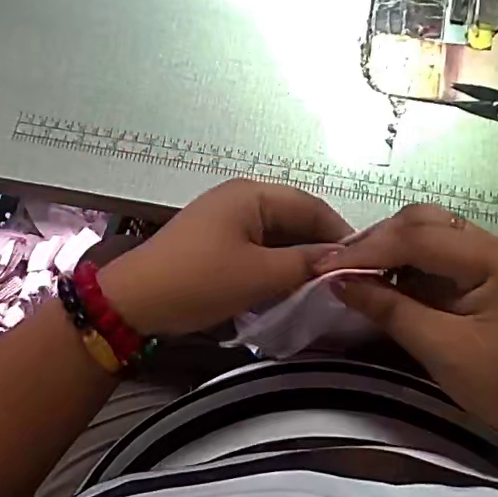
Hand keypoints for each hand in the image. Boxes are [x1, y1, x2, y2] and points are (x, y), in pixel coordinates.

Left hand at [99, 179, 352, 335]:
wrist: (134, 301)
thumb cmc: (198, 281)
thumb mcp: (259, 275)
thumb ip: (305, 263)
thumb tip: (342, 260)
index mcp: (252, 194)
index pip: (311, 205)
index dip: (340, 233)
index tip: (363, 262)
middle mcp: (241, 199)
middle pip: (295, 218)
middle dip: (320, 247)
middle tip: (345, 278)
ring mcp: (226, 220)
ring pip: (277, 235)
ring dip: (299, 258)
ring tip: (322, 286)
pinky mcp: (217, 242)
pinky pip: (258, 247)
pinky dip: (276, 264)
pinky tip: (289, 287)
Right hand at [317, 204, 497, 450]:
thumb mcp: (444, 350)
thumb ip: (392, 311)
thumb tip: (339, 283)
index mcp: (490, 258)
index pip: (417, 237)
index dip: (367, 250)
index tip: (324, 268)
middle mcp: (488, 247)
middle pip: (421, 222)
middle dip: (376, 241)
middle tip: (335, 267)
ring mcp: (483, 261)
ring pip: (424, 234)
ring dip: (386, 249)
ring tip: (349, 271)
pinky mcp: (475, 279)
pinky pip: (430, 258)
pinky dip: (399, 265)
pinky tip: (376, 280)